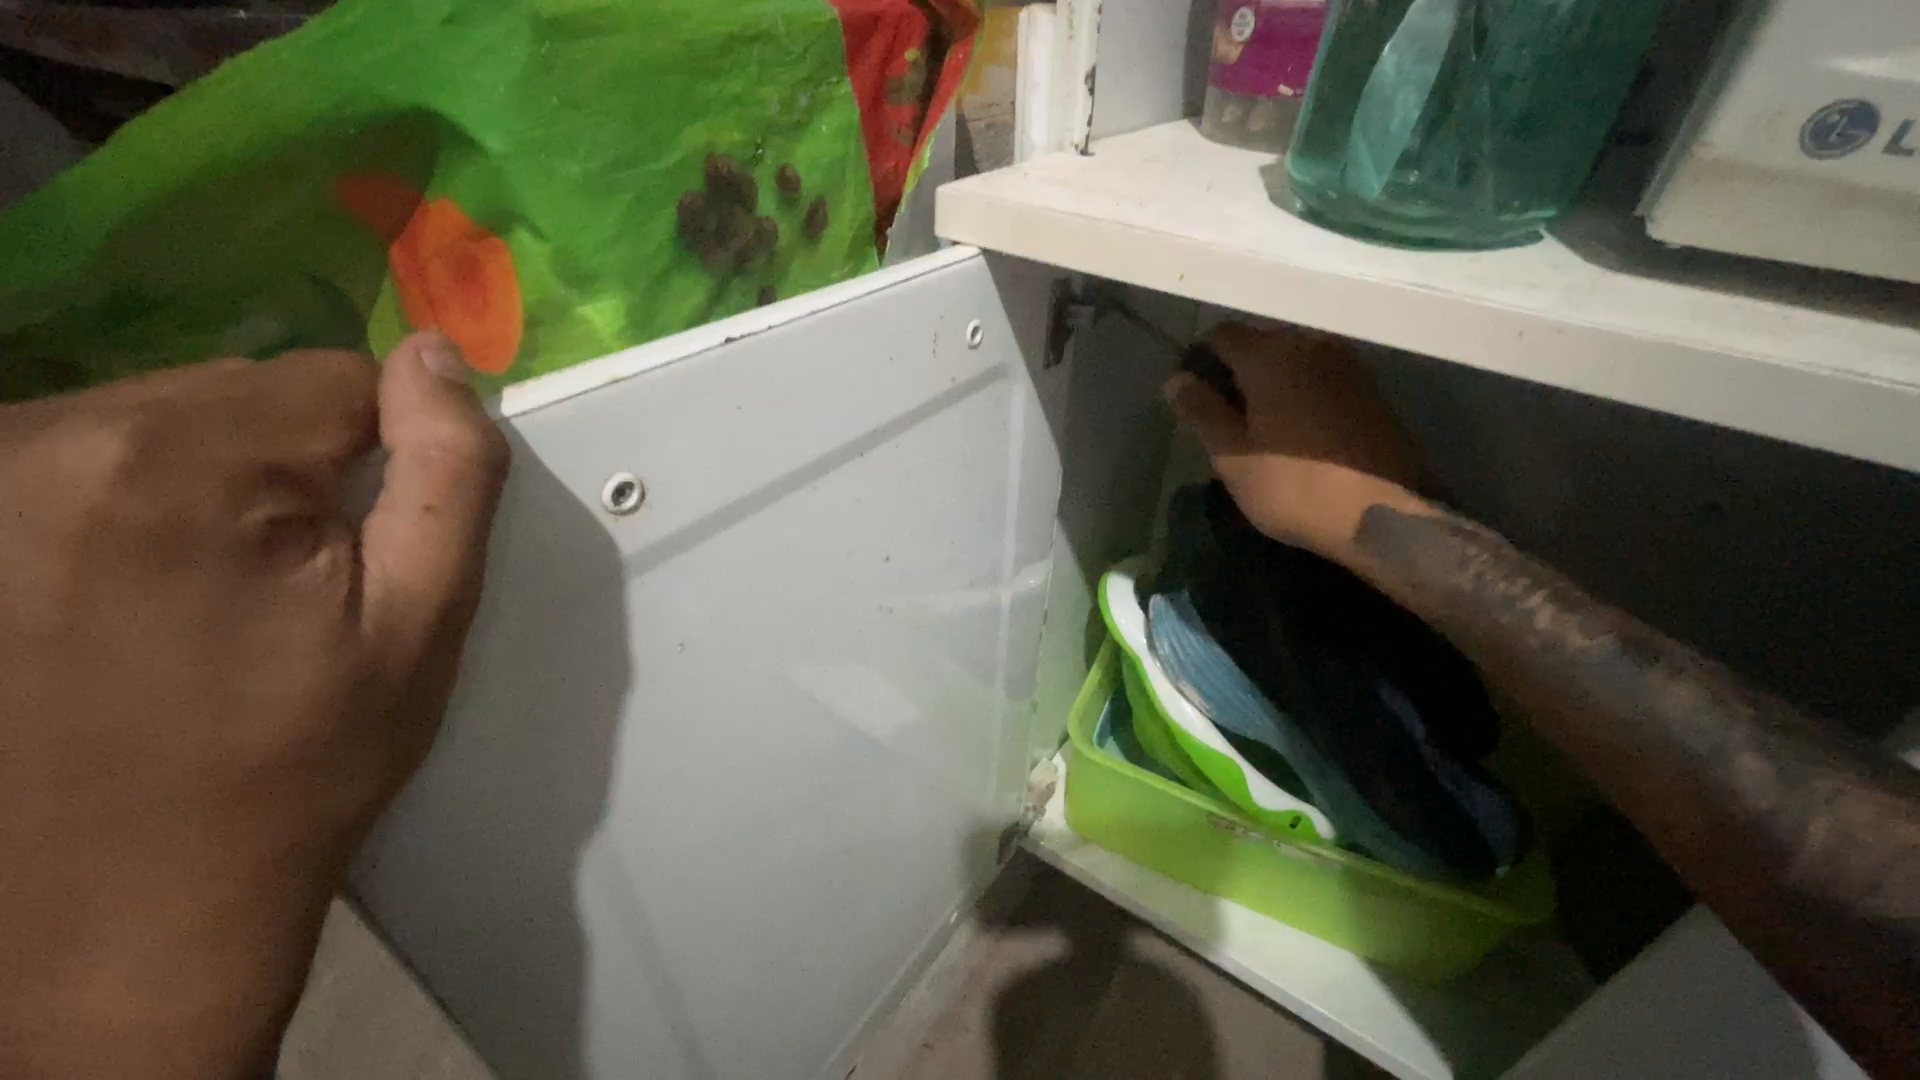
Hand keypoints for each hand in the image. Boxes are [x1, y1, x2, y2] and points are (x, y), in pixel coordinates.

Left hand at [0, 333, 508, 1079]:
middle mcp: (48, 442)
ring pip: (172, 417)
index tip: (373, 543)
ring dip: (224, 481)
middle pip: (246, 391)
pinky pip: (97, 455)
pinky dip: (148, 499)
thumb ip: (449, 473)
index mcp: (184, 465)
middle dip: (300, 463)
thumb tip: (437, 360)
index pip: (338, 378)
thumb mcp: (423, 617)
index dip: (387, 454)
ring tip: (228, 589)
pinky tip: (151, 588)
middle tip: (307, 578)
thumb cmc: (302, 756)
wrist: (127, 896)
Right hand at [1166, 323, 1426, 559]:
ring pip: (1293, 359)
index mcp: (1270, 356)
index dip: (1198, 359)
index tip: (1190, 396)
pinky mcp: (1371, 390)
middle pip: (1259, 342)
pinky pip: (1321, 377)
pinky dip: (1301, 392)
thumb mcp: (1232, 457)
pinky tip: (1297, 431)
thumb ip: (1201, 412)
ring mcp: (1347, 365)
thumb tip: (1175, 379)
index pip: (1221, 334)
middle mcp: (1311, 345)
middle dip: (1235, 370)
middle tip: (1222, 417)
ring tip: (1260, 426)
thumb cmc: (1294, 486)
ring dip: (1270, 382)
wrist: (1384, 514)